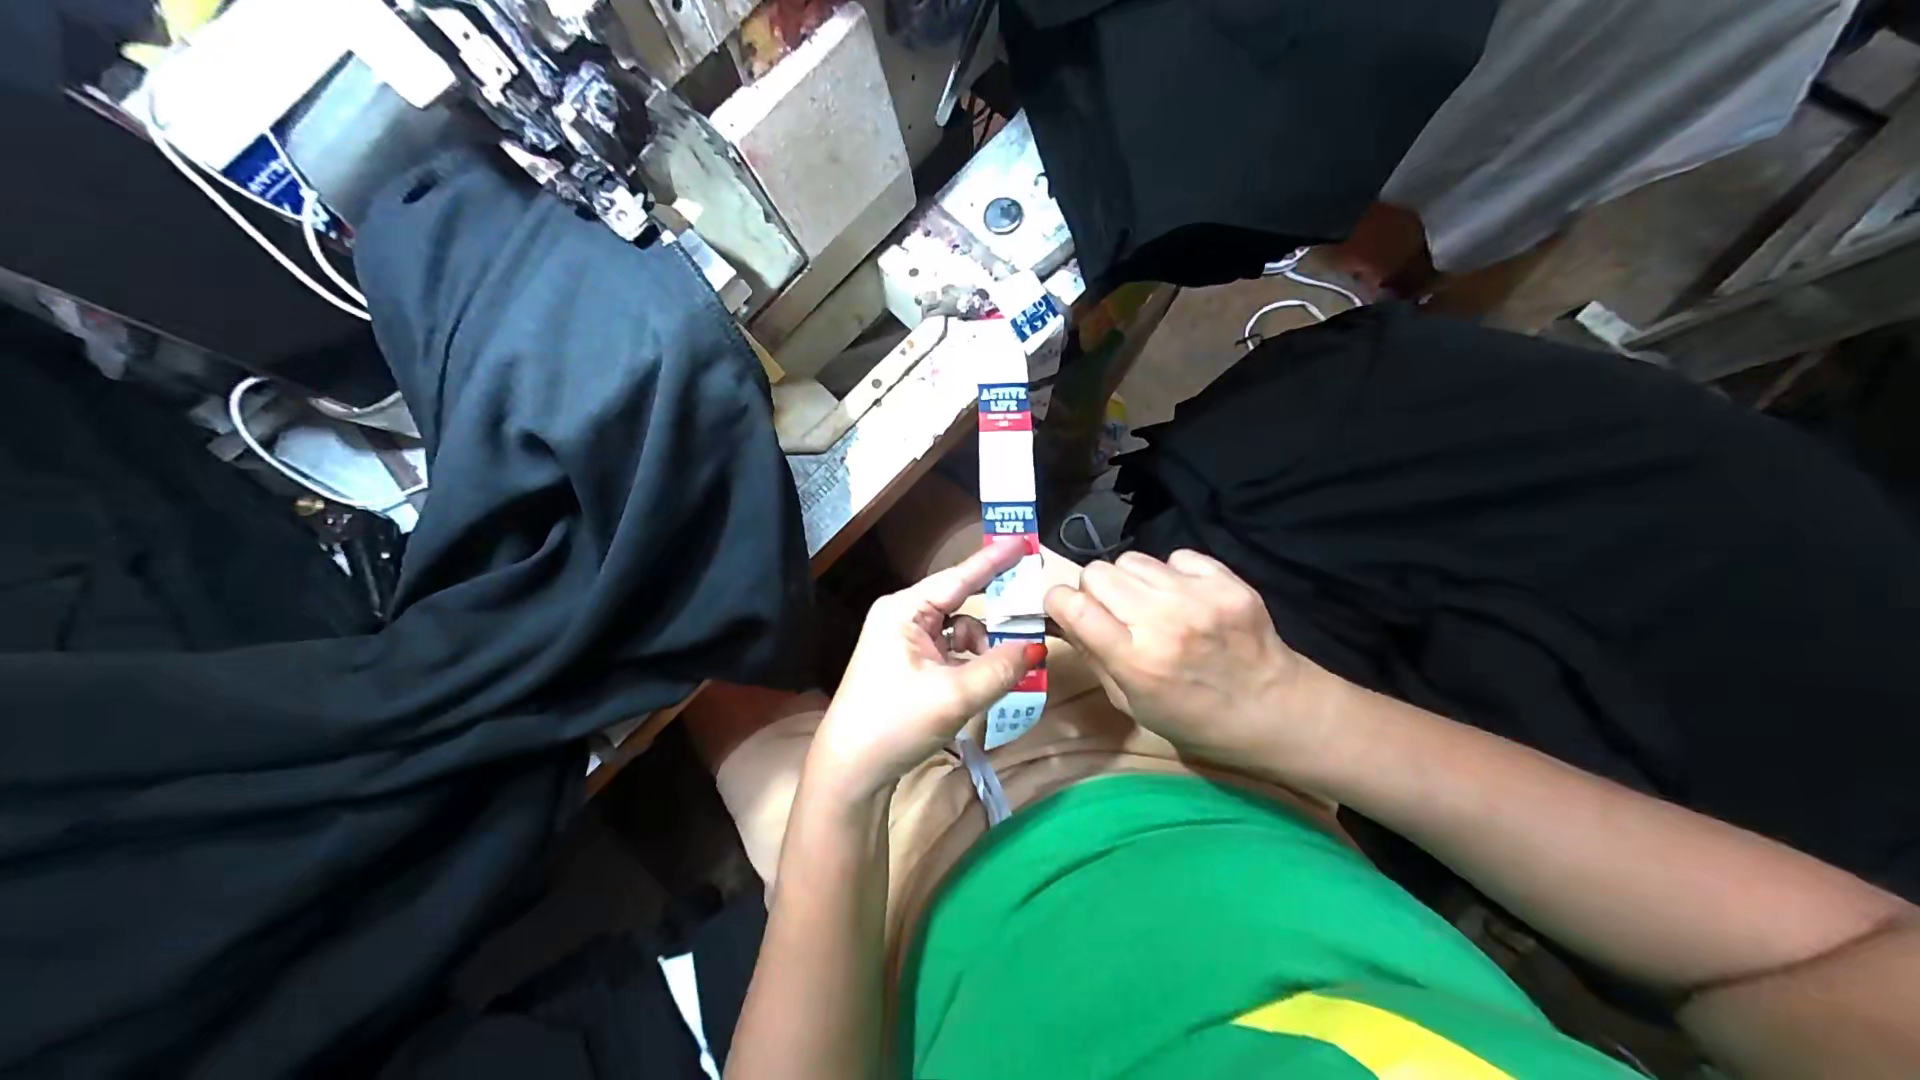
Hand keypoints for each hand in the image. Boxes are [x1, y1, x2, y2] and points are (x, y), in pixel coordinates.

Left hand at [811, 537, 1045, 799]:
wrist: (851, 771)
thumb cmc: (894, 725)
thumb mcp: (955, 696)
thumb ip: (1001, 668)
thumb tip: (1036, 647)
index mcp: (903, 611)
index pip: (958, 578)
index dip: (994, 560)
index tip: (1024, 542)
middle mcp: (902, 617)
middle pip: (961, 603)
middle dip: (995, 611)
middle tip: (1030, 607)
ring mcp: (903, 642)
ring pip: (959, 631)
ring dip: (984, 647)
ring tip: (1004, 671)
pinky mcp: (908, 665)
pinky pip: (951, 651)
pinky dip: (971, 663)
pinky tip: (983, 682)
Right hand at [1043, 550, 1345, 777]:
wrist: (1277, 711)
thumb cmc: (1195, 720)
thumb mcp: (1131, 703)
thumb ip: (1093, 656)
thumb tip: (1062, 616)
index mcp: (1137, 662)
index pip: (1073, 605)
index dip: (1060, 602)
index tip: (1067, 610)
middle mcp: (1164, 622)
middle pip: (1097, 572)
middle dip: (1096, 591)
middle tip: (1115, 613)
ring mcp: (1199, 597)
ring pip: (1131, 559)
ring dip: (1132, 581)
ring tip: (1152, 605)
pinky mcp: (1227, 581)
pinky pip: (1174, 556)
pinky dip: (1172, 574)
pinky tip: (1185, 599)